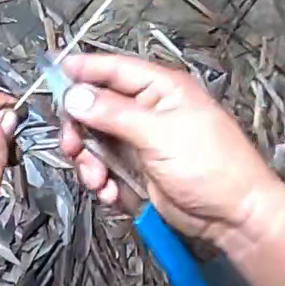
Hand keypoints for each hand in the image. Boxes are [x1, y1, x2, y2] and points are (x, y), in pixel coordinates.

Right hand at [58, 54, 284, 250]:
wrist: (233, 217)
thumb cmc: (214, 167)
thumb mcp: (159, 133)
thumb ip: (113, 113)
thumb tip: (75, 94)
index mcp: (160, 88)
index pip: (112, 68)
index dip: (80, 70)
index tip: (51, 75)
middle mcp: (147, 110)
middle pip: (94, 107)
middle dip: (79, 129)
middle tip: (73, 146)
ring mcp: (140, 142)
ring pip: (94, 142)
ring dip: (89, 162)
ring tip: (99, 179)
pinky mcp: (136, 170)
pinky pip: (104, 169)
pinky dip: (102, 182)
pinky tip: (112, 192)